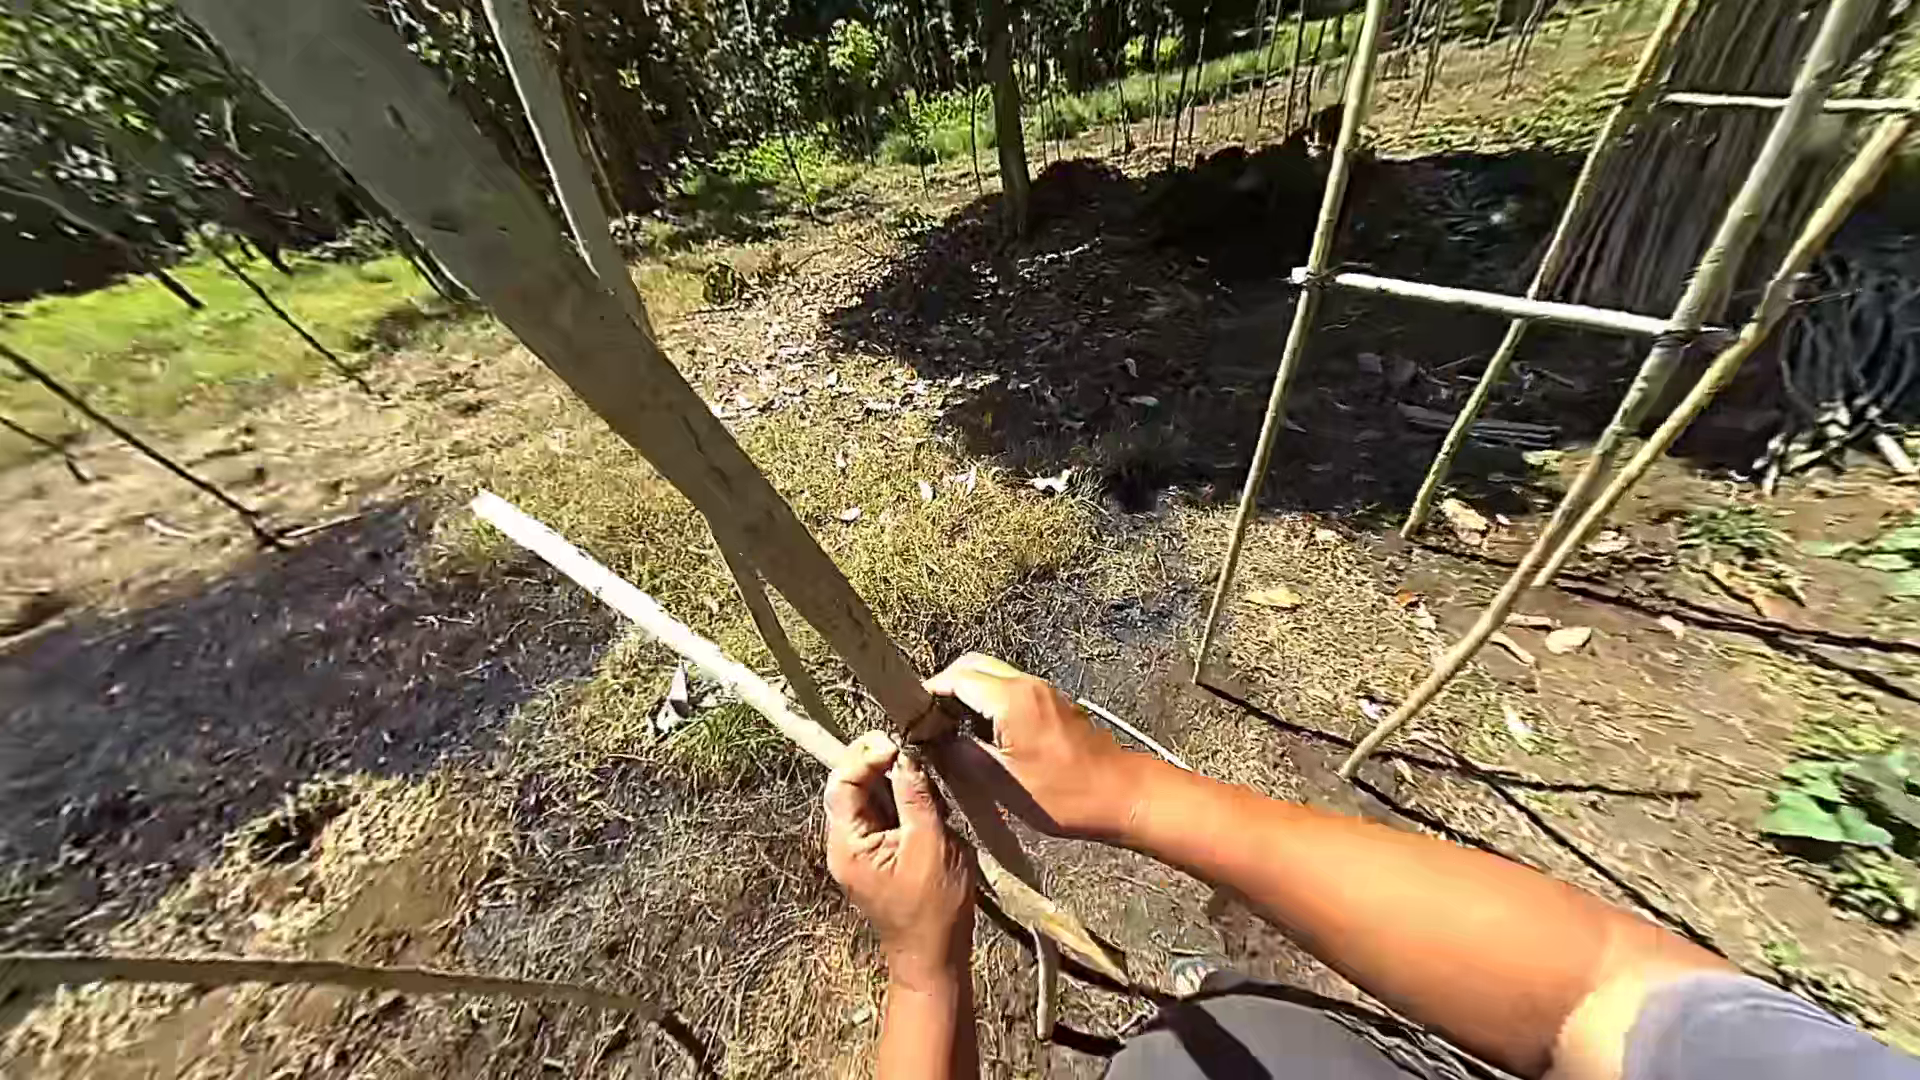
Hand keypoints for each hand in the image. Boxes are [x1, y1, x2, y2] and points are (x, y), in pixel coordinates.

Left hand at [824, 731, 973, 989]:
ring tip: (913, 761)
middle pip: (848, 783)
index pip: (842, 783)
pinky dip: (897, 791)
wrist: (936, 956)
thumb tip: (906, 753)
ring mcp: (860, 845)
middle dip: (874, 758)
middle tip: (904, 744)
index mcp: (848, 844)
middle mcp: (845, 841)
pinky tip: (918, 787)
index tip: (897, 745)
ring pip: (864, 792)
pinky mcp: (878, 847)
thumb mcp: (930, 844)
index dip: (866, 756)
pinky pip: (880, 807)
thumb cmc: (934, 907)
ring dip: (887, 773)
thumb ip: (915, 796)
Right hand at [925, 653, 1143, 840]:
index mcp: (1010, 697)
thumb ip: (962, 755)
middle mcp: (1026, 683)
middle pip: (975, 665)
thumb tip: (934, 741)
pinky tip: (982, 730)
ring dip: (969, 691)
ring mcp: (1042, 690)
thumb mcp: (1003, 781)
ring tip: (952, 726)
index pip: (958, 677)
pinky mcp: (1051, 702)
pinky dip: (989, 698)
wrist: (1121, 794)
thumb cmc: (1063, 793)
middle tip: (931, 718)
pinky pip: (1010, 687)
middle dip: (948, 685)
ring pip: (993, 674)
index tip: (914, 713)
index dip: (931, 691)